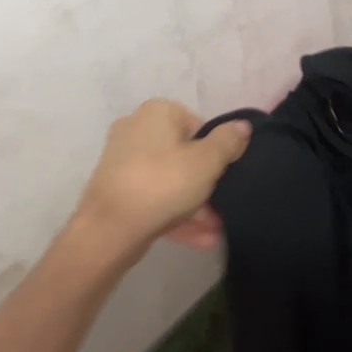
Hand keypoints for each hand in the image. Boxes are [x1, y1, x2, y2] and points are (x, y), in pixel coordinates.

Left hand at [72, 99, 250, 254]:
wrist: (110, 228)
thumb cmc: (163, 183)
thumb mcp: (207, 162)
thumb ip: (228, 142)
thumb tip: (242, 125)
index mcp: (157, 112)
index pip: (198, 125)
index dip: (217, 151)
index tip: (226, 174)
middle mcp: (136, 129)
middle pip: (183, 155)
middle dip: (206, 184)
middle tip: (224, 206)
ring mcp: (123, 162)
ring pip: (169, 181)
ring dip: (195, 206)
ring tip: (217, 231)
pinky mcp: (117, 191)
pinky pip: (154, 198)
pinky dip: (175, 215)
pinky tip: (202, 240)